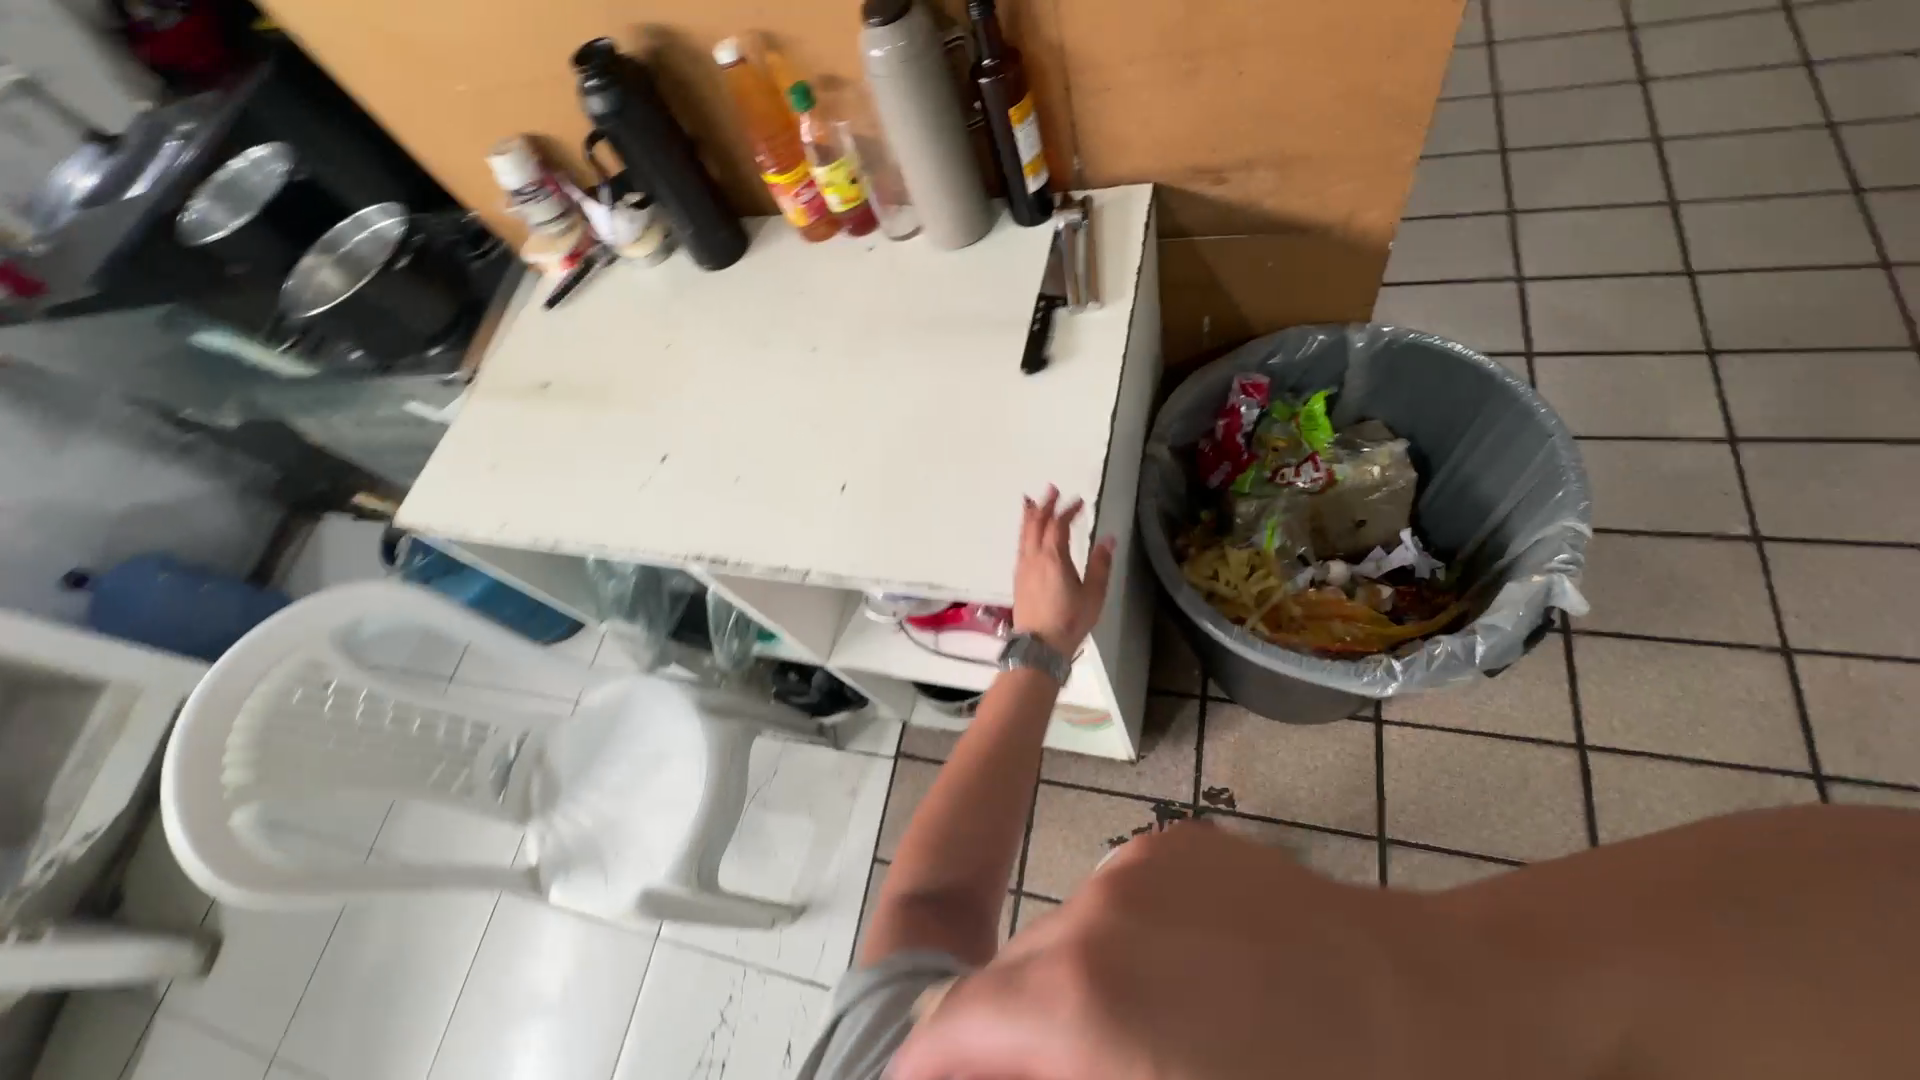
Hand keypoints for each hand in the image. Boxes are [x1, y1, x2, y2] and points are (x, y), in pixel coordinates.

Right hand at [888, 824, 1496, 1079]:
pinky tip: (1186, 984)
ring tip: (1138, 1036)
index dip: (927, 1067)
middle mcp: (1092, 910)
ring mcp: (1136, 864)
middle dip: (1009, 1036)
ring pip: (1060, 938)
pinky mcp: (1178, 842)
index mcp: (1083, 998)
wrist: (1450, 1005)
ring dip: (1069, 989)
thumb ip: (1066, 1074)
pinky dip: (1119, 946)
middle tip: (1054, 1069)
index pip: (951, 1028)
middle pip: (1006, 981)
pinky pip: (1114, 904)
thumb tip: (1026, 1062)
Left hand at [1015, 486, 1115, 655]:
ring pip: (1024, 534)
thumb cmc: (1070, 620)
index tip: (1079, 502)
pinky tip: (1027, 535)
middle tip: (1051, 489)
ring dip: (1030, 516)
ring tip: (1031, 502)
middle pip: (1036, 524)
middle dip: (1044, 505)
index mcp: (1054, 557)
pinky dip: (1024, 532)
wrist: (1039, 646)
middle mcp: (1034, 557)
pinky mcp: (1018, 579)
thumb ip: (1100, 564)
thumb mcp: (1093, 593)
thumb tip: (1108, 539)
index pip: (1059, 525)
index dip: (1068, 510)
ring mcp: (1023, 568)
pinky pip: (1020, 546)